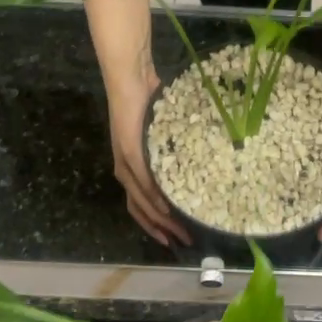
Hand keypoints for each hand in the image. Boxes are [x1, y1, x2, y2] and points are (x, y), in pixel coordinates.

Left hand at [106, 63, 190, 247]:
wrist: (132, 77)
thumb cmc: (148, 100)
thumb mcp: (162, 133)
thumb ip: (170, 149)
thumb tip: (196, 159)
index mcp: (132, 169)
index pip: (141, 206)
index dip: (156, 225)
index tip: (175, 238)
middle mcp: (126, 170)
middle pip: (140, 211)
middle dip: (161, 230)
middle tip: (182, 243)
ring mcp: (126, 162)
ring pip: (142, 202)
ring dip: (160, 220)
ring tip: (178, 232)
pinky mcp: (130, 151)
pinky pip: (143, 182)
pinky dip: (153, 198)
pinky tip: (165, 209)